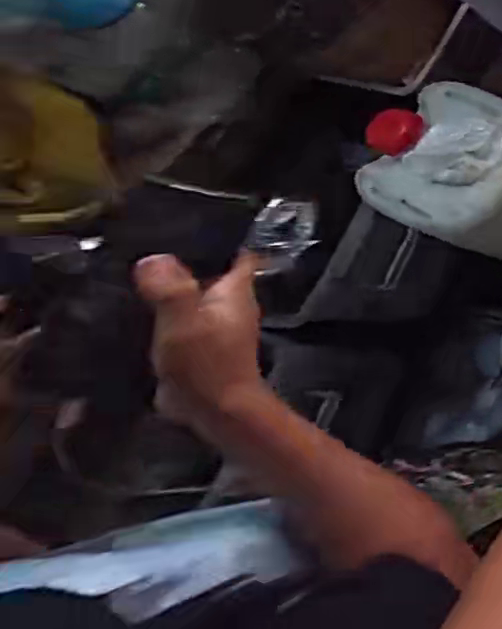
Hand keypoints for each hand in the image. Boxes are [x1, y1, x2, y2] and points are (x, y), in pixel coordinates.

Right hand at [133, 253, 265, 427]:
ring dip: (171, 286)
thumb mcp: (185, 321)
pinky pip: (181, 315)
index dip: (224, 240)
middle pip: (213, 273)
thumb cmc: (206, 359)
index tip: (194, 225)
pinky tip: (135, 306)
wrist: (213, 403)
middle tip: (148, 246)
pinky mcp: (198, 340)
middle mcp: (232, 304)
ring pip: (195, 294)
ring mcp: (216, 322)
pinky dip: (162, 308)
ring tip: (134, 272)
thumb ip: (174, 290)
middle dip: (188, 261)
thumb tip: (156, 257)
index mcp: (238, 293)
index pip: (241, 257)